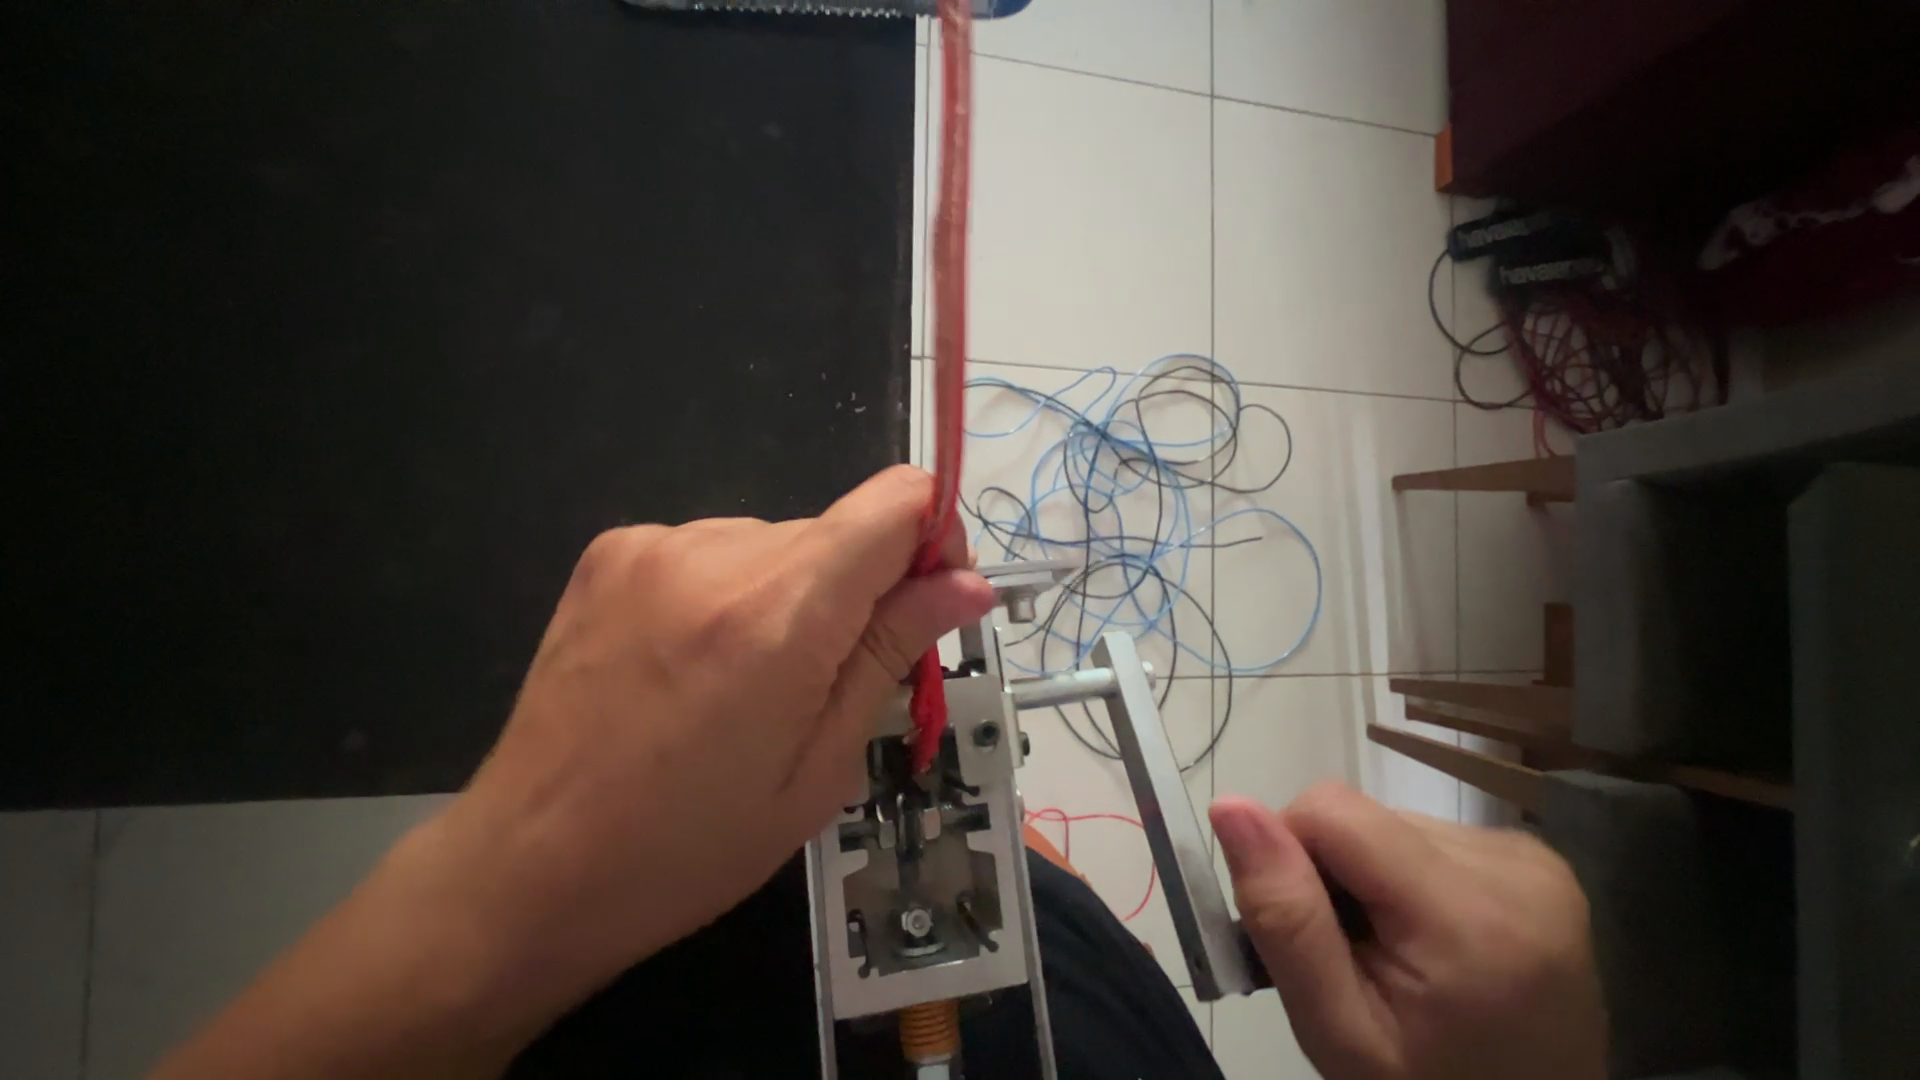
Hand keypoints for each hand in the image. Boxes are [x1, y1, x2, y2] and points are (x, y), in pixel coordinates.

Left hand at [437, 465, 993, 993]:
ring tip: (749, 683)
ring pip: (778, 540)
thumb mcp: (822, 765)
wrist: (531, 867)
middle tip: (826, 680)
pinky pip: (716, 548)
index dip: (934, 538)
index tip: (925, 603)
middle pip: (838, 528)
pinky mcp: (612, 550)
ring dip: (793, 593)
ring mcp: (654, 542)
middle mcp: (716, 550)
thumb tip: (969, 584)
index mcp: (780, 611)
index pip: (898, 500)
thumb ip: (894, 652)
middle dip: (858, 589)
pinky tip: (697, 663)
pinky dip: (734, 591)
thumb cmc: (694, 843)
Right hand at [1210, 784, 1605, 1079]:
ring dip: (1364, 874)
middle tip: (1346, 952)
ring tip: (1390, 949)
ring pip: (1382, 821)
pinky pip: (1419, 832)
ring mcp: (1531, 860)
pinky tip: (1424, 934)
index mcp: (1469, 914)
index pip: (1329, 811)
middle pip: (1356, 815)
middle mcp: (1513, 867)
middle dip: (1326, 871)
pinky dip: (1398, 875)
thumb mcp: (1336, 1032)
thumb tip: (1230, 806)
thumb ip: (1284, 919)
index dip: (1289, 854)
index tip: (1303, 926)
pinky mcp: (1532, 858)